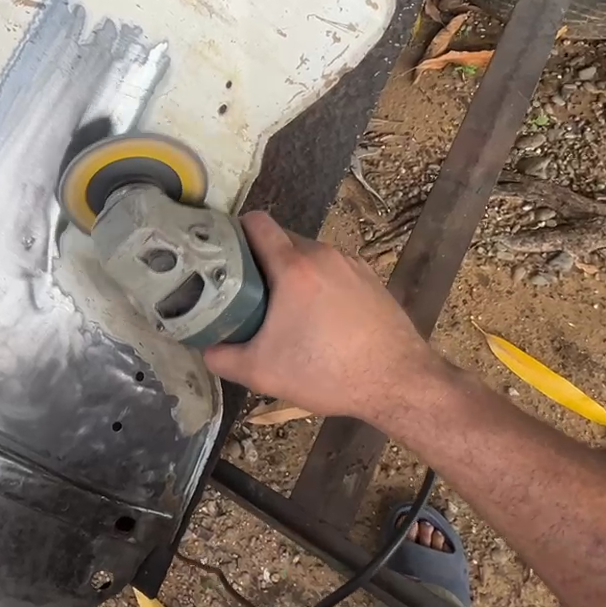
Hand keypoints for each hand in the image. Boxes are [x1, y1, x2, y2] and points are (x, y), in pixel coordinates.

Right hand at [203, 212, 443, 422]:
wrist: (402, 385)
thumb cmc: (329, 373)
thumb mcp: (262, 372)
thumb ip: (222, 356)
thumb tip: (202, 345)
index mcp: (292, 266)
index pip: (255, 221)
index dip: (234, 231)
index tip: (223, 255)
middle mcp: (321, 254)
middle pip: (279, 238)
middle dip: (259, 258)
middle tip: (247, 290)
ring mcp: (350, 263)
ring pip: (306, 253)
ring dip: (290, 271)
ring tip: (283, 306)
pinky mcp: (370, 277)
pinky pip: (331, 267)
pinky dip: (318, 281)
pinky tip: (319, 315)